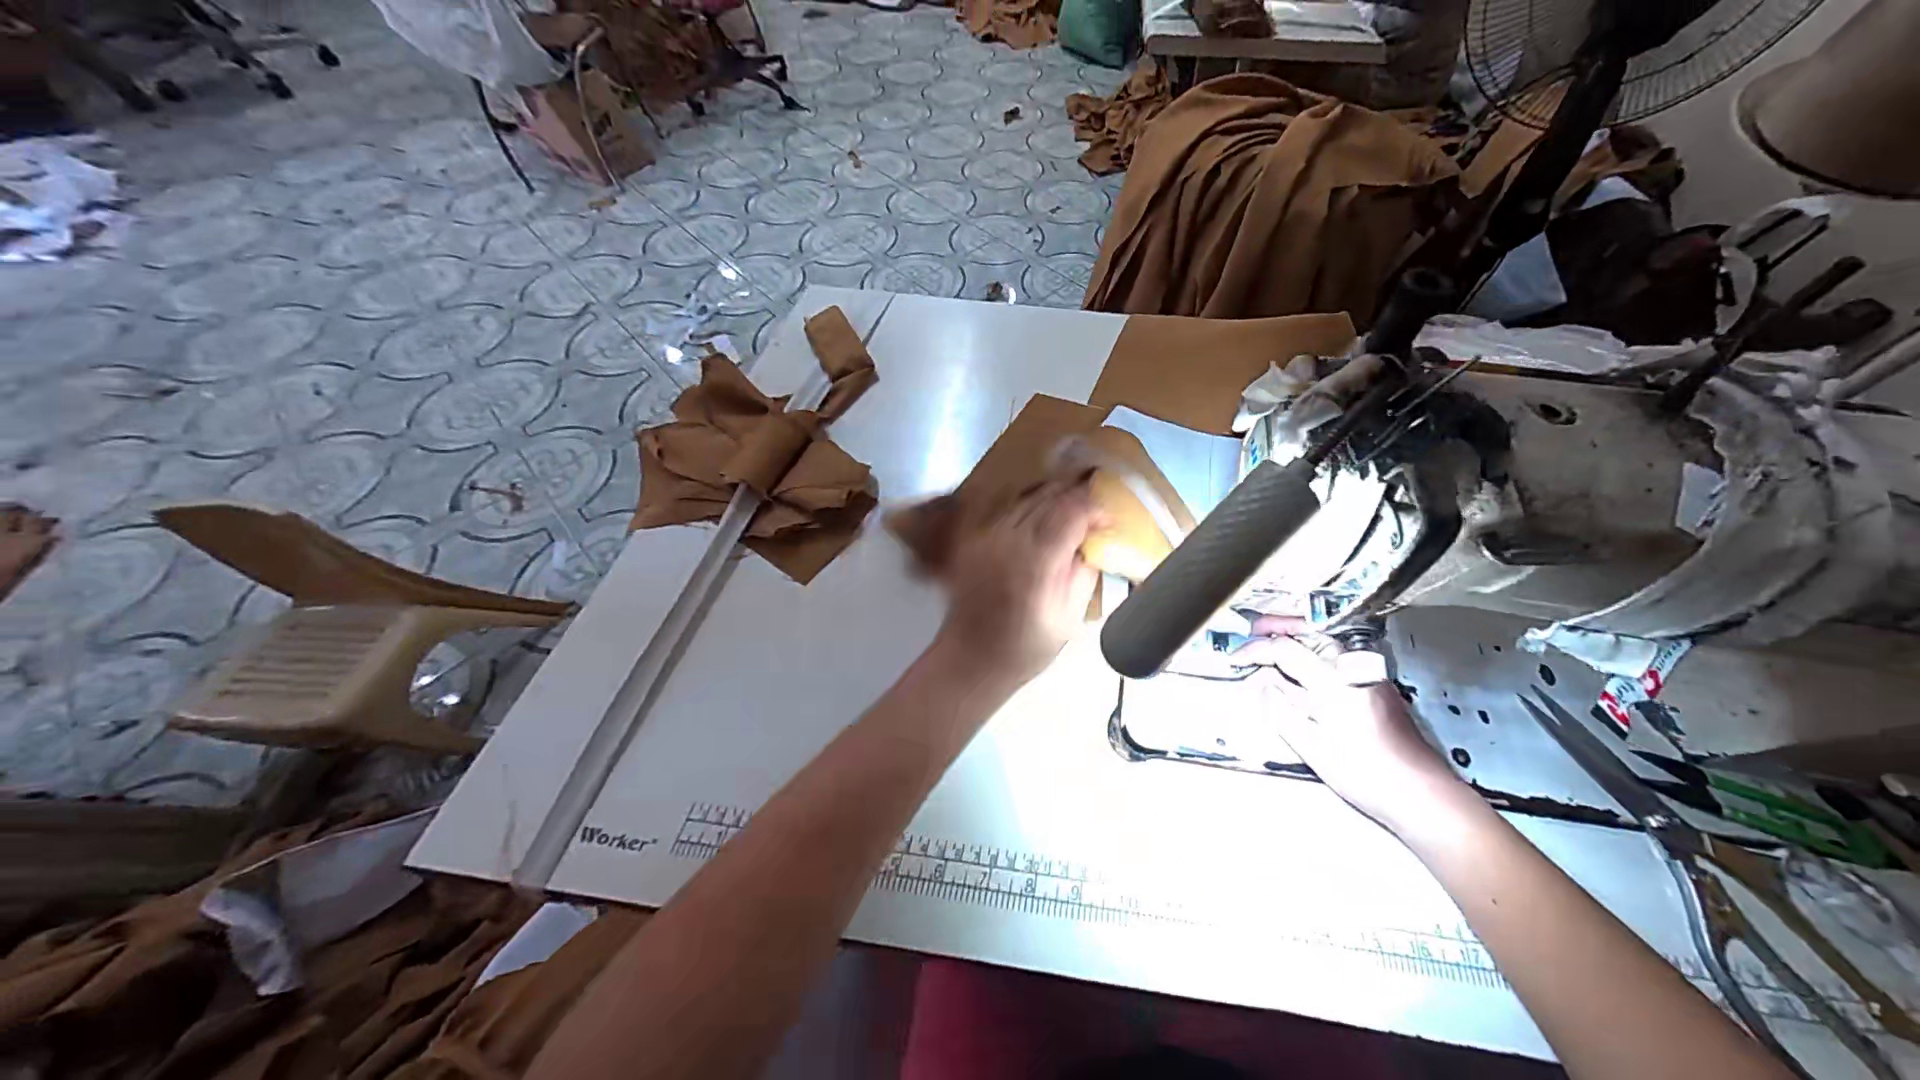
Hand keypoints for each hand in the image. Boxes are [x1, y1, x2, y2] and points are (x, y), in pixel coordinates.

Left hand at [932, 478, 1099, 685]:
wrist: (972, 658)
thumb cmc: (1025, 647)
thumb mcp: (1069, 615)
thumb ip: (1084, 572)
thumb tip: (1095, 543)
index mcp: (1037, 559)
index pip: (1073, 510)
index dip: (1096, 510)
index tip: (1108, 523)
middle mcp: (1008, 538)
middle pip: (1050, 496)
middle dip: (1077, 498)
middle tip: (1094, 513)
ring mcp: (986, 535)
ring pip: (1027, 497)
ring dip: (1053, 500)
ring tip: (1071, 515)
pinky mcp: (973, 538)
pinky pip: (1007, 510)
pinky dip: (1029, 509)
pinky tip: (1041, 523)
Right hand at [1234, 617, 1466, 831]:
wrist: (1423, 795)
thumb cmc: (1370, 776)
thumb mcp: (1312, 746)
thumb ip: (1281, 710)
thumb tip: (1264, 688)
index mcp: (1335, 681)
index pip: (1286, 650)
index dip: (1255, 651)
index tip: (1237, 658)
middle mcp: (1355, 669)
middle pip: (1310, 632)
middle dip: (1278, 627)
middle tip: (1253, 631)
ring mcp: (1369, 676)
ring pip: (1326, 642)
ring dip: (1296, 638)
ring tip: (1271, 645)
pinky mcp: (1376, 687)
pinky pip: (1338, 658)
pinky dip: (1313, 655)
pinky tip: (1300, 670)